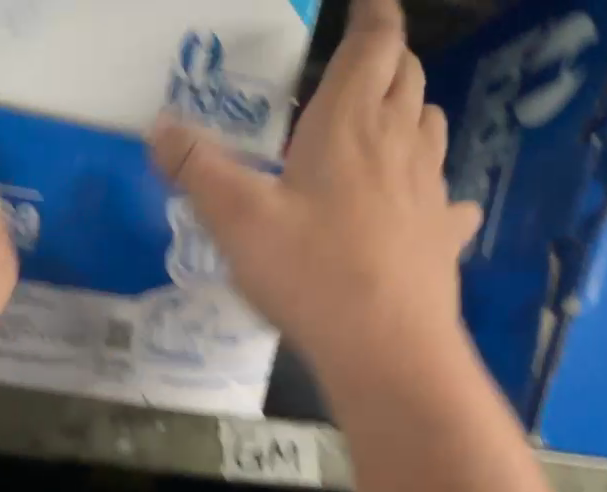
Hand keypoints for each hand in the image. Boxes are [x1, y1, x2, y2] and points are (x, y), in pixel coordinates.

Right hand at [150, 0, 478, 380]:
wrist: (383, 343)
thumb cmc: (308, 272)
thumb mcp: (236, 221)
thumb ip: (198, 170)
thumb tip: (158, 126)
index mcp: (348, 123)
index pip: (375, 42)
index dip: (373, 14)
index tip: (366, 3)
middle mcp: (398, 141)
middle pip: (407, 76)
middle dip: (387, 60)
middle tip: (360, 69)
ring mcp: (430, 187)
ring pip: (432, 125)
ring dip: (411, 113)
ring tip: (384, 128)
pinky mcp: (443, 234)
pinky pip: (449, 198)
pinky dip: (436, 190)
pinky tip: (423, 209)